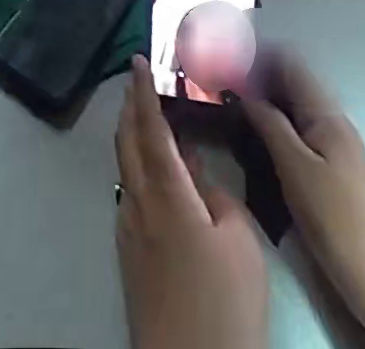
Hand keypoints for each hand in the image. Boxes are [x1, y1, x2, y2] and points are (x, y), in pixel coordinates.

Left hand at [116, 55, 267, 348]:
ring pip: (127, 167)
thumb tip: (198, 178)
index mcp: (166, 196)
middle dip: (130, 107)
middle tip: (139, 79)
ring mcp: (129, 232)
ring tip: (152, 114)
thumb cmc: (223, 301)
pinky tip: (163, 170)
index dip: (143, 93)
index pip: (150, 130)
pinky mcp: (131, 254)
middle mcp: (138, 206)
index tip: (137, 63)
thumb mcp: (238, 240)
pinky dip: (142, 164)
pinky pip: (132, 191)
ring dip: (134, 135)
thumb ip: (216, 197)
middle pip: (127, 144)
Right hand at [242, 51, 364, 348]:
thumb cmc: (334, 217)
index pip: (292, 65)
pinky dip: (276, 119)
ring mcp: (334, 142)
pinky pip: (299, 126)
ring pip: (295, 105)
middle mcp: (332, 120)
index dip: (261, 55)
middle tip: (223, 78)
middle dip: (260, 74)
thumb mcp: (296, 169)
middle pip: (293, 82)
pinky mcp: (331, 163)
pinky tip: (257, 131)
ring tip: (233, 100)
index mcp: (326, 114)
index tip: (228, 54)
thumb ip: (272, 126)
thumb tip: (246, 92)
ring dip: (266, 96)